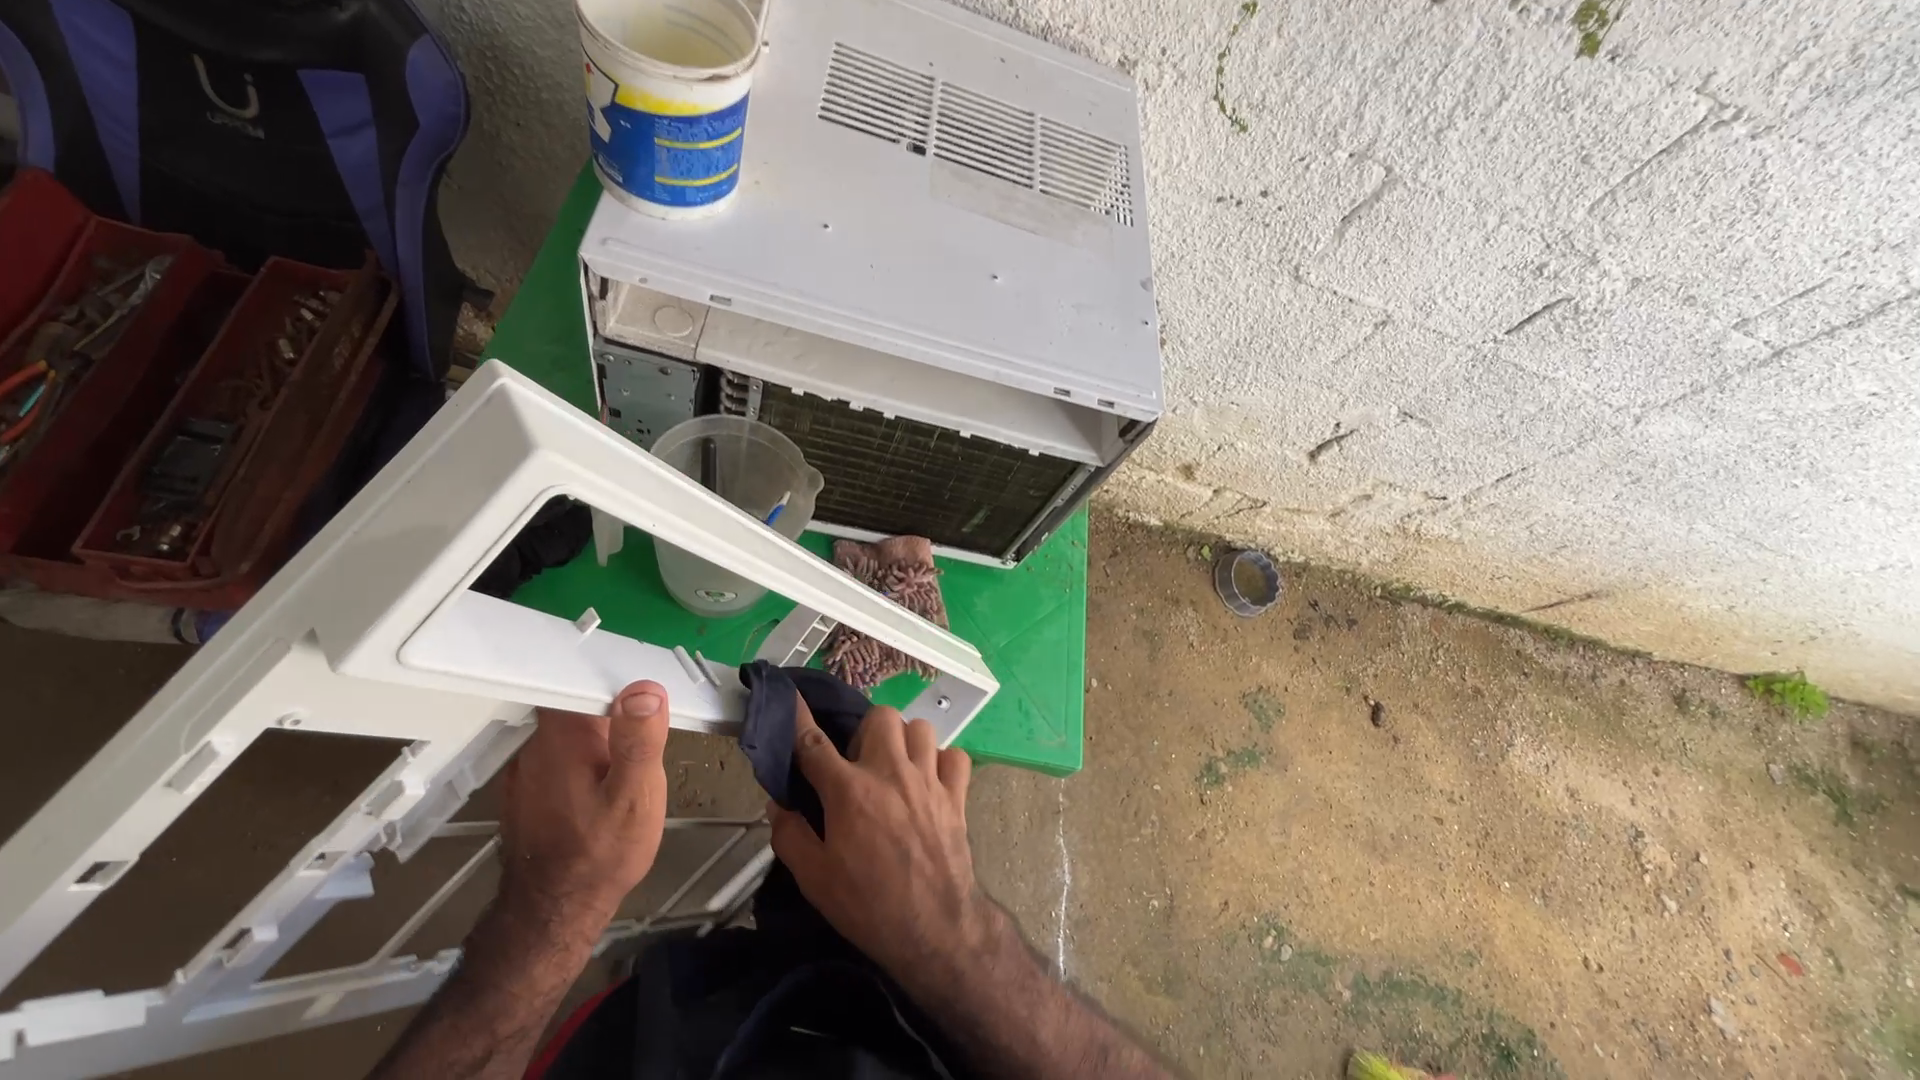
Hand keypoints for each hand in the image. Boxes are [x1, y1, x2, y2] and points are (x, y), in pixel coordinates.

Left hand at [498, 680, 671, 929]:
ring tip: (627, 766)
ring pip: (568, 734)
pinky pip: (558, 759)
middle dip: (611, 714)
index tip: (639, 688)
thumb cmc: (601, 854)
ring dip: (597, 740)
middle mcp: (536, 746)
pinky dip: (581, 762)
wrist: (556, 912)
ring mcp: (526, 770)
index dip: (609, 677)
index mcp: (563, 736)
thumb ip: (640, 739)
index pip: (575, 678)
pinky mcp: (526, 792)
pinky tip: (602, 787)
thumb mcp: (636, 795)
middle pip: (576, 705)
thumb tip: (645, 689)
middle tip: (645, 736)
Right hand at [767, 695, 999, 997]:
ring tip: (895, 767)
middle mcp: (890, 772)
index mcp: (849, 791)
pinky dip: (942, 761)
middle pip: (878, 716)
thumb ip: (790, 834)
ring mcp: (928, 780)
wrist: (935, 929)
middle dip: (865, 732)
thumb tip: (780, 804)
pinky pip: (955, 756)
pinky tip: (930, 780)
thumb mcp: (813, 878)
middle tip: (858, 762)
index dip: (798, 718)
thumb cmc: (868, 905)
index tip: (792, 700)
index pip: (814, 742)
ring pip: (919, 728)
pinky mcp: (957, 795)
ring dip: (904, 741)